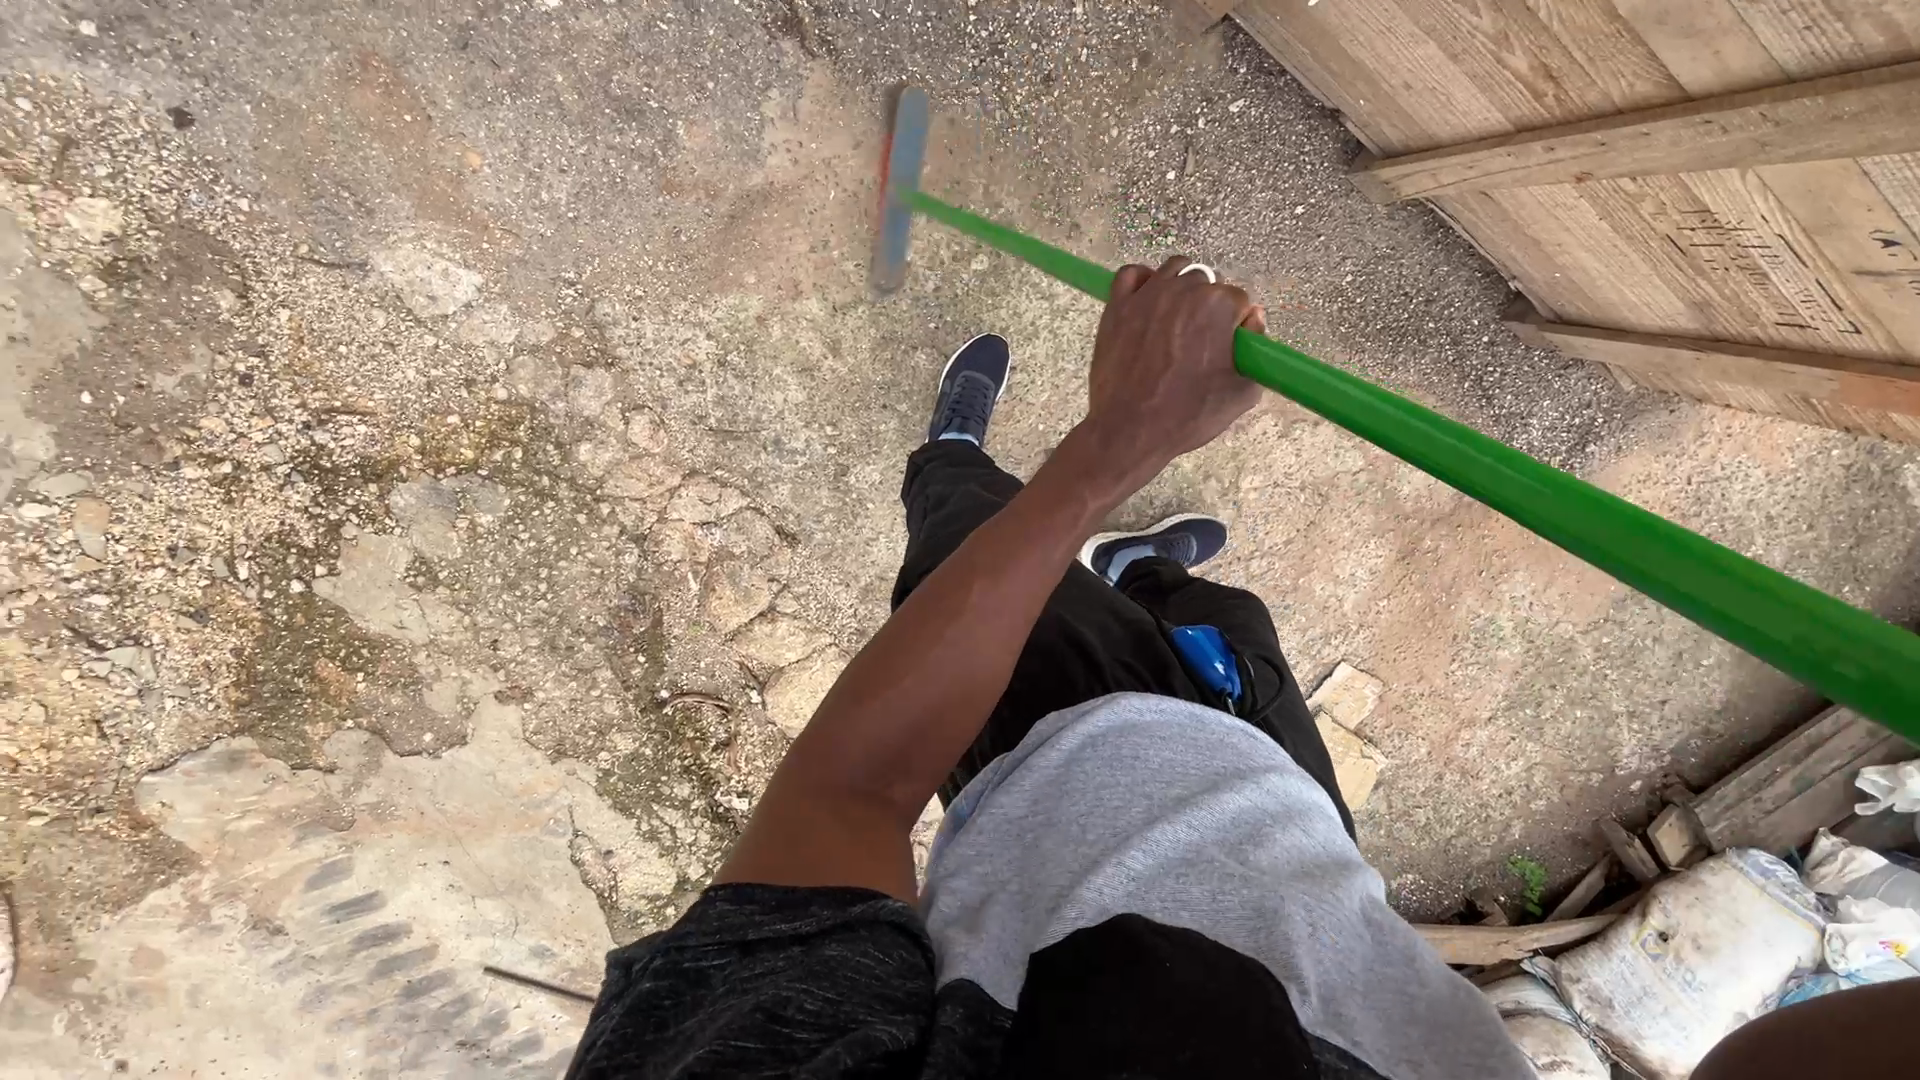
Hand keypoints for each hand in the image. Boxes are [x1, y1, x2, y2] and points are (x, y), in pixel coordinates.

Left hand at [1080, 256, 1264, 482]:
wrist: (1128, 430)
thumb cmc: (1185, 416)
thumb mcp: (1242, 393)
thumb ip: (1257, 350)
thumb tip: (1254, 321)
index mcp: (1218, 306)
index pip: (1239, 301)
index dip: (1235, 325)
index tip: (1226, 349)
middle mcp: (1182, 290)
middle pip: (1206, 283)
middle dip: (1208, 307)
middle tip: (1199, 341)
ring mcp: (1146, 296)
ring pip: (1173, 270)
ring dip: (1181, 287)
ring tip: (1178, 319)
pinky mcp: (1116, 307)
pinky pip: (1130, 275)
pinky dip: (1142, 281)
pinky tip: (1148, 301)